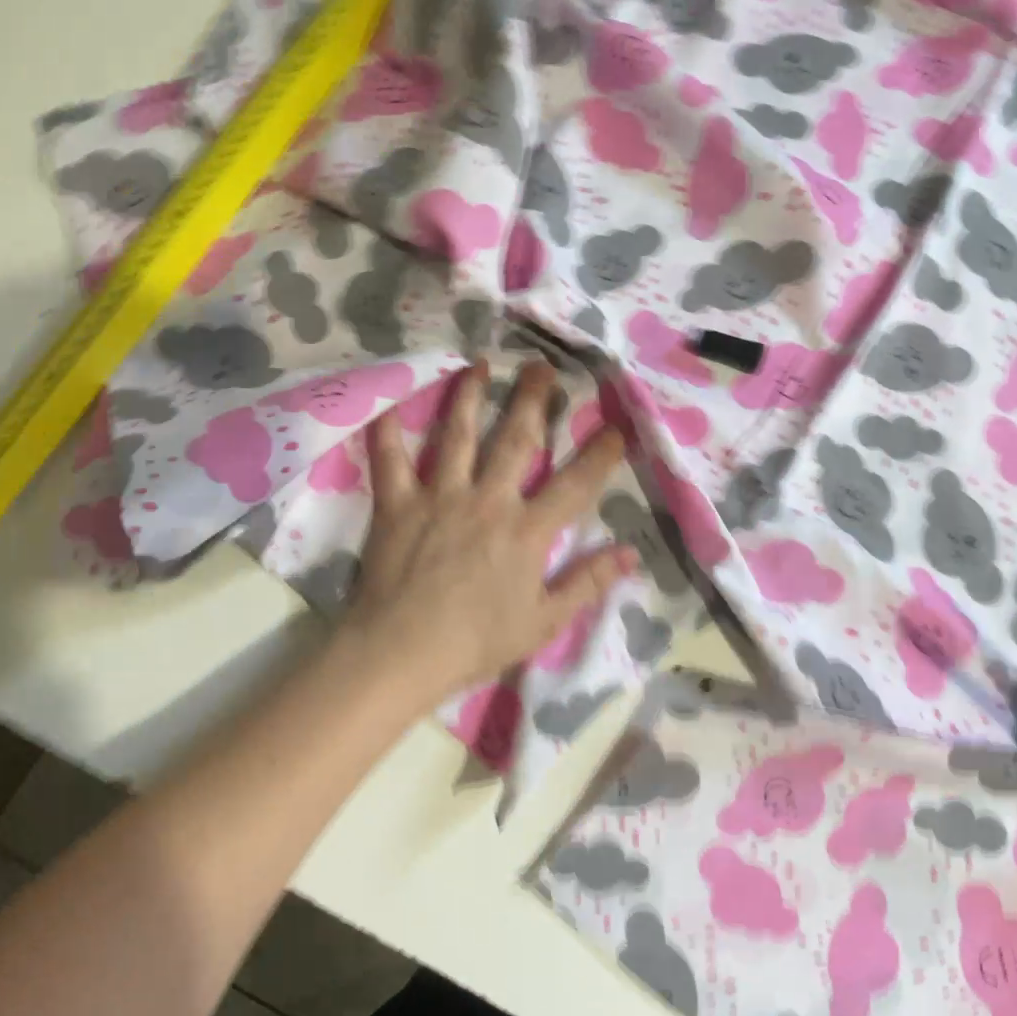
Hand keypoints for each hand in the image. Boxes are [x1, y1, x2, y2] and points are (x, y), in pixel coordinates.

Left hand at [336, 361, 634, 707]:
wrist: (403, 650)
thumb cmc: (478, 641)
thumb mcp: (544, 622)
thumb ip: (586, 583)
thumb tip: (629, 554)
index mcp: (528, 531)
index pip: (575, 484)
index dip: (600, 455)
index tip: (616, 427)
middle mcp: (488, 500)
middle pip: (516, 440)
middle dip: (533, 400)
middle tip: (542, 366)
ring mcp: (440, 496)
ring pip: (457, 435)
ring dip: (469, 396)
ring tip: (478, 365)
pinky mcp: (398, 504)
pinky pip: (391, 459)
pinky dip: (387, 430)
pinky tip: (389, 403)